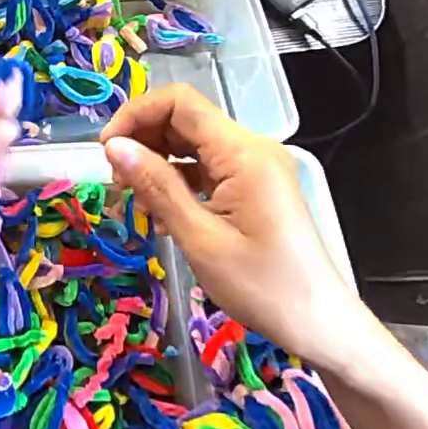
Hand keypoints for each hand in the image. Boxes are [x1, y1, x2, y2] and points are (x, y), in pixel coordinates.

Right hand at [100, 84, 384, 373]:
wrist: (320, 326)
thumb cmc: (262, 287)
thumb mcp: (200, 238)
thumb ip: (157, 185)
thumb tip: (114, 146)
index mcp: (243, 153)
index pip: (180, 103)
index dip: (136, 115)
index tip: (107, 150)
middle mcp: (250, 148)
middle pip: (183, 120)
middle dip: (142, 142)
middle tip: (119, 185)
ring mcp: (254, 167)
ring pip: (190, 144)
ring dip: (156, 165)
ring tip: (138, 205)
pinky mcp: (253, 186)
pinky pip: (205, 168)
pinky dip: (176, 182)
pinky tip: (161, 214)